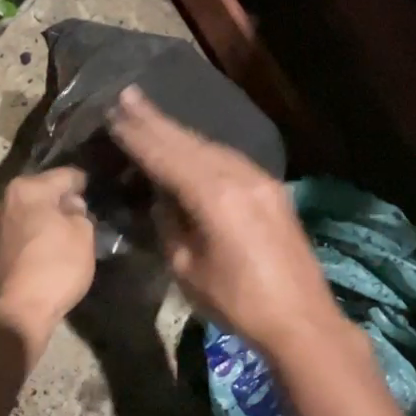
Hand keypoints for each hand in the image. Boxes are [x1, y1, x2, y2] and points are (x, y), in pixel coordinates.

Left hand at [0, 167, 96, 346]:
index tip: (91, 189)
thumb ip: (79, 213)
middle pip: (36, 193)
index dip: (81, 182)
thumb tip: (70, 206)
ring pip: (19, 215)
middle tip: (75, 216)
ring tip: (53, 237)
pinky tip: (34, 255)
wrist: (15, 314)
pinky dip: (22, 240)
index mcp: (26, 189)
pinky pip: (8, 237)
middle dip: (55, 202)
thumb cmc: (54, 269)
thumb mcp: (83, 236)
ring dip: (35, 221)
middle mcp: (0, 201)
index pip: (63, 175)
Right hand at [109, 87, 344, 357]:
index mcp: (214, 195)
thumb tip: (162, 198)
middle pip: (189, 142)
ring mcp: (260, 180)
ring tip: (149, 115)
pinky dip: (201, 149)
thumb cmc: (237, 302)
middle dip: (155, 120)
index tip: (113, 112)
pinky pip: (228, 159)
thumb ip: (169, 224)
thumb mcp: (187, 267)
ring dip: (178, 132)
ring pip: (210, 147)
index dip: (137, 135)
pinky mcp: (271, 191)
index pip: (166, 156)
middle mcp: (239, 176)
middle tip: (127, 95)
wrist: (302, 321)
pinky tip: (188, 146)